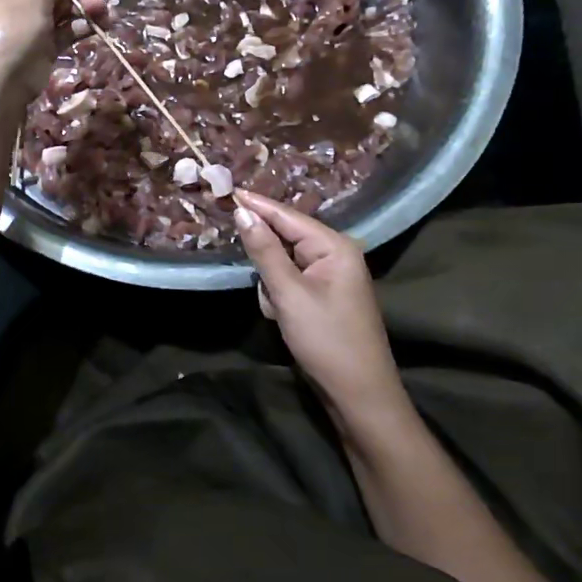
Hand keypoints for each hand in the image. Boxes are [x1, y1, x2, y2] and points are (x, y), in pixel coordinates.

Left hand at [0, 0, 107, 112]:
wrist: (1, 85)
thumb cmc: (13, 33)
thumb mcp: (32, 1)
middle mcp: (18, 1)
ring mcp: (32, 25)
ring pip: (63, 8)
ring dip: (84, 5)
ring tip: (103, 7)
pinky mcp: (44, 46)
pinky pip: (66, 30)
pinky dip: (82, 25)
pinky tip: (100, 24)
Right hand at [232, 190, 405, 414]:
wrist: (357, 392)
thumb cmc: (326, 338)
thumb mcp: (288, 293)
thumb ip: (264, 250)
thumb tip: (242, 212)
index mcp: (334, 247)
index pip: (287, 216)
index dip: (255, 204)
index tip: (224, 189)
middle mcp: (335, 254)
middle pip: (283, 237)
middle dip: (264, 258)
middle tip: (248, 268)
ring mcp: (329, 275)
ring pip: (280, 261)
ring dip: (270, 282)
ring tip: (277, 310)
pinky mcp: (320, 293)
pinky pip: (287, 279)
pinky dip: (277, 294)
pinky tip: (282, 316)